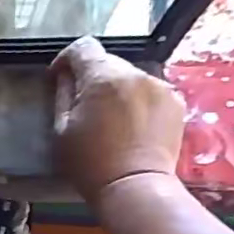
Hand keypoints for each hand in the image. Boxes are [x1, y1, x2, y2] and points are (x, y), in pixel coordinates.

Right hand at [48, 36, 185, 201]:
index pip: (82, 47)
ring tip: (108, 120)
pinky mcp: (175, 102)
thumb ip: (62, 96)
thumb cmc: (89, 163)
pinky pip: (148, 93)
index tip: (58, 78)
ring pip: (129, 78)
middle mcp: (135, 73)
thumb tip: (64, 77)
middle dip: (92, 79)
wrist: (134, 185)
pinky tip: (130, 127)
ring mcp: (160, 86)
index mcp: (103, 78)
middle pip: (107, 62)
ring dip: (115, 91)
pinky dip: (135, 102)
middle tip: (82, 107)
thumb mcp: (61, 131)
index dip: (65, 59)